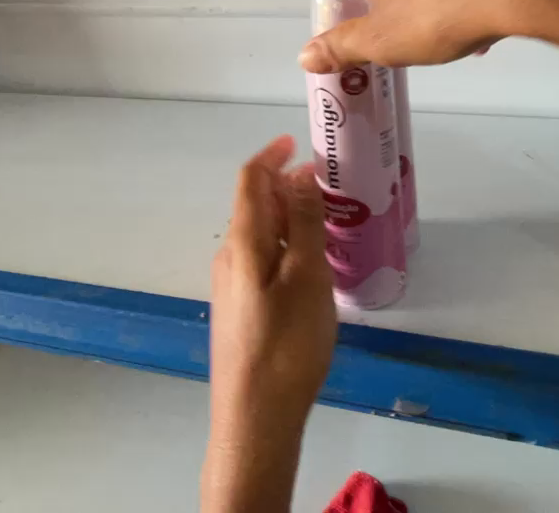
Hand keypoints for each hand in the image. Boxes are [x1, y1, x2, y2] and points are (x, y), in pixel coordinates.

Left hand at [203, 136, 336, 512]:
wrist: (254, 417)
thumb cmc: (287, 342)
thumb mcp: (307, 275)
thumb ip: (305, 221)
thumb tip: (301, 172)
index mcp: (244, 240)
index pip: (250, 180)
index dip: (272, 155)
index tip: (297, 141)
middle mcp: (231, 255)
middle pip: (255, 204)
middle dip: (287, 185)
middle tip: (328, 184)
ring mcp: (232, 283)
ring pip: (260, 232)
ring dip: (289, 216)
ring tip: (327, 221)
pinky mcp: (240, 307)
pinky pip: (262, 256)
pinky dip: (286, 243)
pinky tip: (311, 263)